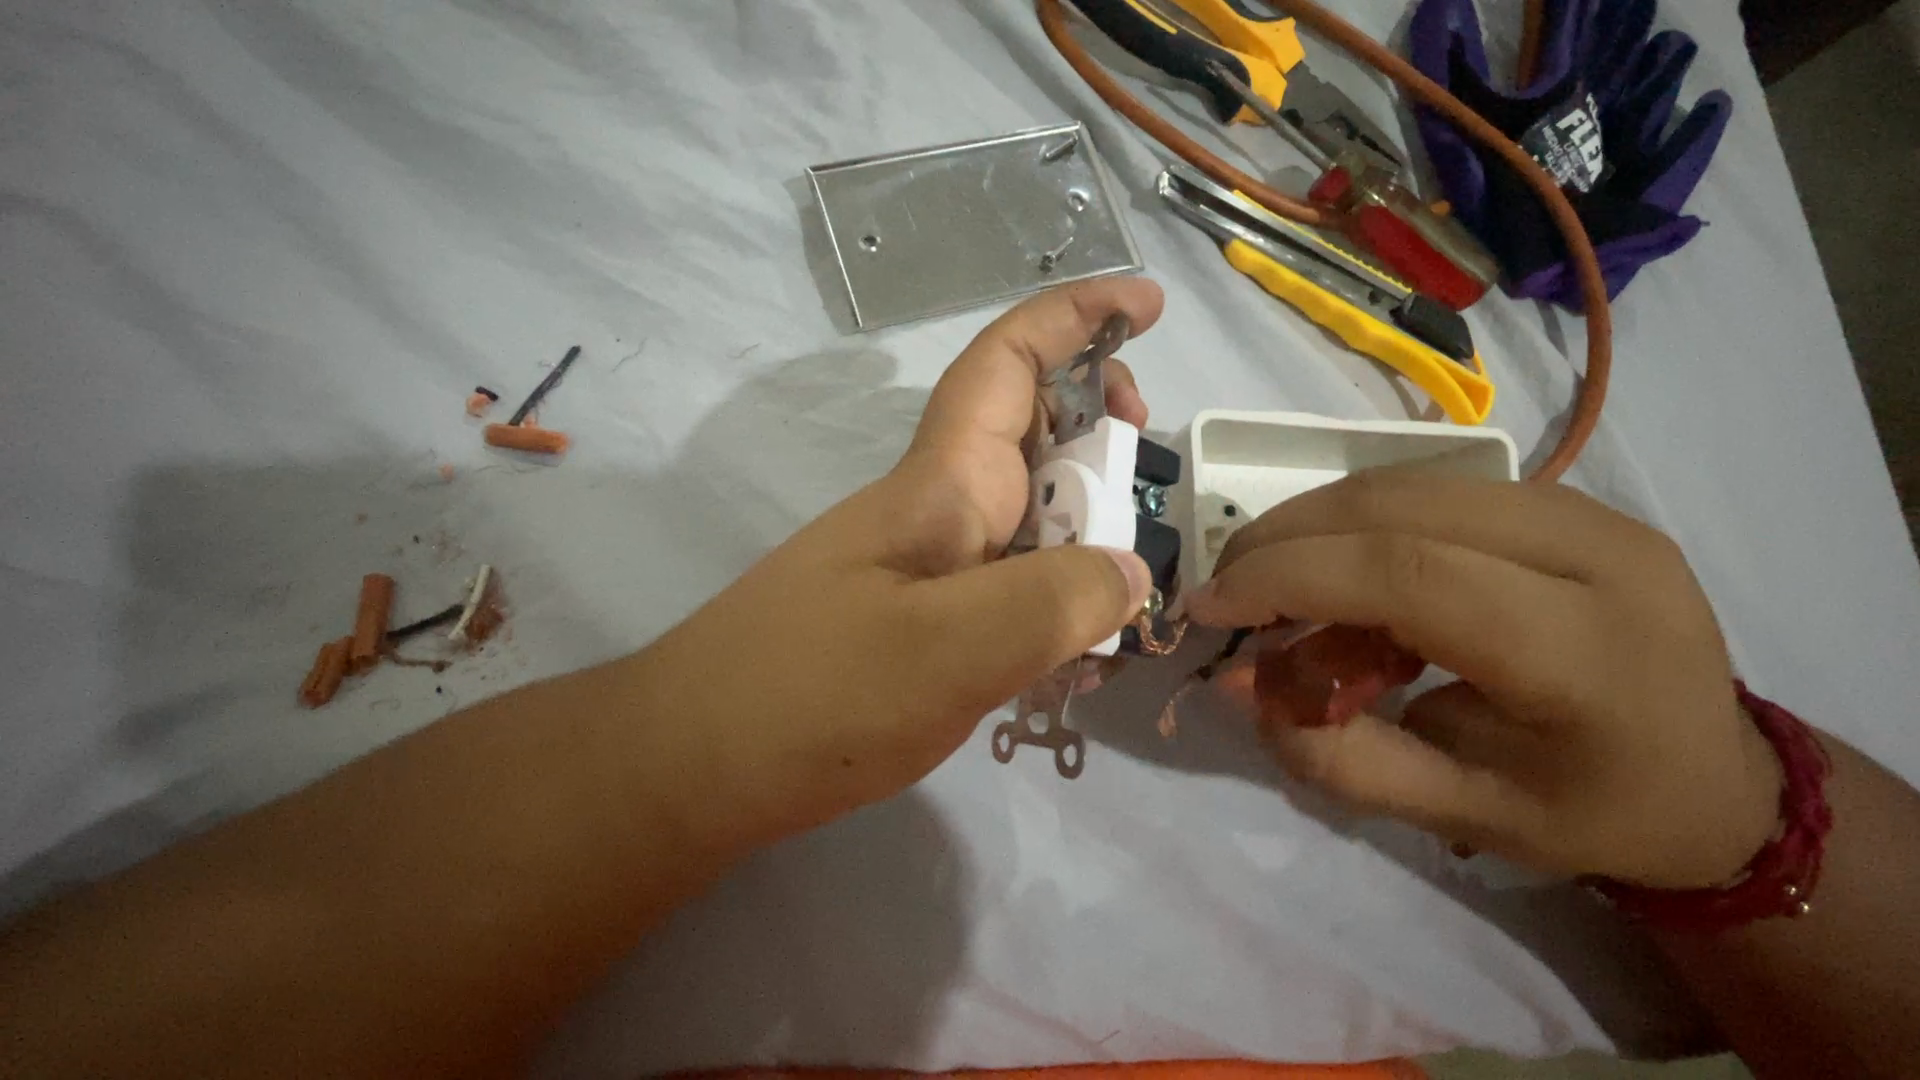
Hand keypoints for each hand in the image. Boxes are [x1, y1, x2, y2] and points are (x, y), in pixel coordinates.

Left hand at [631, 279, 1161, 834]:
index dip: (1077, 317)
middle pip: (1026, 435)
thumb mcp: (949, 649)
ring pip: (1022, 517)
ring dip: (1084, 529)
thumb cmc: (812, 695)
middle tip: (1146, 474)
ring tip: (1128, 583)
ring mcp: (921, 569)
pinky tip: (1076, 649)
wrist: (692, 766)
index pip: (1008, 364)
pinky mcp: (914, 624)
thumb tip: (1129, 572)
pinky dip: (1051, 597)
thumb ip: (1054, 603)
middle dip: (1099, 430)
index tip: (1149, 303)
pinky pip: (1002, 584)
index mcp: (939, 485)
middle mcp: (933, 511)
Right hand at [1184, 468, 1783, 888]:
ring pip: (1404, 481)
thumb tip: (1238, 681)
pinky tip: (1336, 564)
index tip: (1209, 608)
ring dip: (1311, 521)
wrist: (1720, 781)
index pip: (1405, 575)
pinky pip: (1429, 487)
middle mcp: (1598, 553)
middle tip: (1224, 586)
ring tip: (1267, 575)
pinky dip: (1355, 520)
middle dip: (1283, 538)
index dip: (1287, 577)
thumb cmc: (1590, 812)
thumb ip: (1336, 752)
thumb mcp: (1458, 813)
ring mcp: (1589, 511)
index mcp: (1585, 650)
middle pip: (1396, 505)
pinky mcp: (1567, 500)